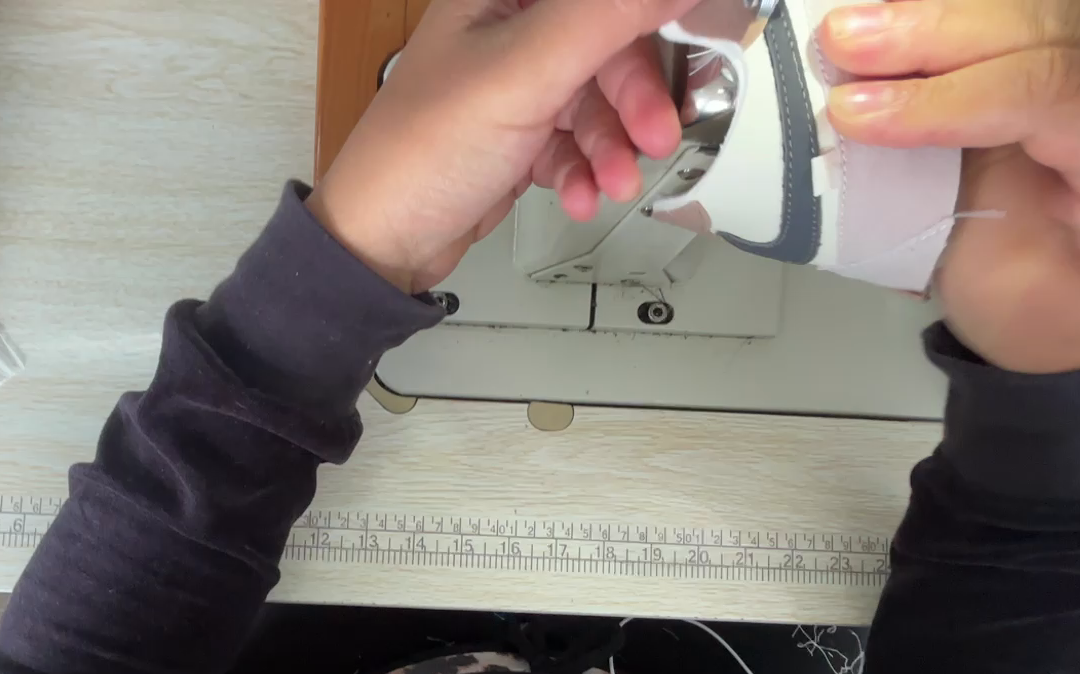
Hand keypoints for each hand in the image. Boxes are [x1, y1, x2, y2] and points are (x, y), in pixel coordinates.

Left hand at [308, 0, 697, 293]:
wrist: (381, 245)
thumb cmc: (422, 154)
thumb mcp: (522, 73)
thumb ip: (605, 15)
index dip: (646, 14)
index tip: (698, 36)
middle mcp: (507, 31)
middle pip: (604, 45)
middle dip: (633, 97)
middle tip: (658, 137)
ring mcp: (511, 90)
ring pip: (591, 103)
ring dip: (610, 147)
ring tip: (614, 185)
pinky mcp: (514, 141)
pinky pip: (568, 147)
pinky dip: (581, 172)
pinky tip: (579, 197)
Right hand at [819, 0, 1079, 372]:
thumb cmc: (1038, 311)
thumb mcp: (996, 268)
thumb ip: (967, 174)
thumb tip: (897, 106)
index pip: (1055, 90)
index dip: (943, 96)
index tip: (849, 109)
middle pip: (1058, 22)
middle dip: (937, 31)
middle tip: (841, 38)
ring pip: (1049, 1)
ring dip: (945, 12)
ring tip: (856, 26)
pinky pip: (1045, 9)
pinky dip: (967, 15)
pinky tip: (907, 19)